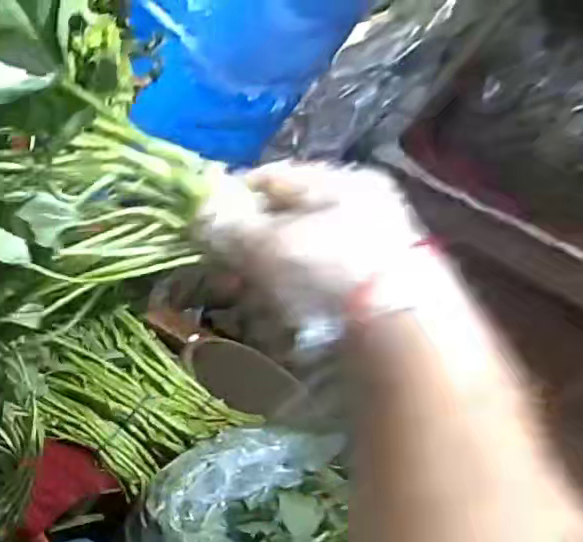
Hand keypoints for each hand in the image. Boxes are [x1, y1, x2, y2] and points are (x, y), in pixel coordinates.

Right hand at [200, 162, 440, 339]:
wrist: (384, 324)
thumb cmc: (324, 269)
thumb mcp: (269, 242)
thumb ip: (229, 226)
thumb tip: (198, 213)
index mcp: (337, 181)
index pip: (271, 176)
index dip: (230, 196)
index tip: (200, 221)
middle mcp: (350, 206)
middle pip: (277, 216)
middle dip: (240, 240)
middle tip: (214, 263)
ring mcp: (354, 246)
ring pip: (284, 251)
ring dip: (253, 269)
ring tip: (233, 289)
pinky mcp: (351, 284)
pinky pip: (298, 279)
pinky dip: (273, 290)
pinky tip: (261, 305)